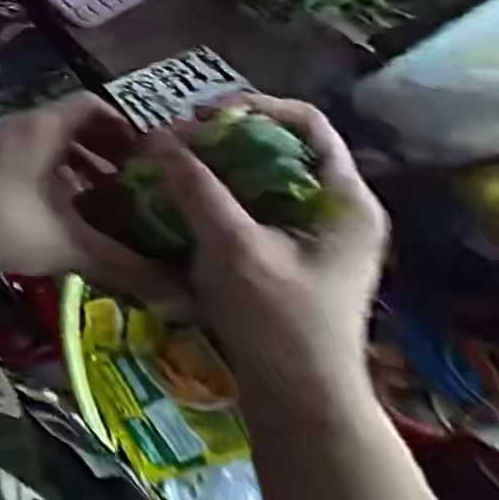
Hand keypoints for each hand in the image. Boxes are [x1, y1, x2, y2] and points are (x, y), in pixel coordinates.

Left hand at [0, 93, 174, 296]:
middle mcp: (20, 126)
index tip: (154, 157)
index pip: (93, 105)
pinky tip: (70, 211)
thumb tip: (181, 294)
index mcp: (42, 127)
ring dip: (83, 166)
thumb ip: (123, 264)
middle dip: (110, 151)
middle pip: (74, 125)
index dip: (127, 126)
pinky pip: (31, 157)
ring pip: (51, 144)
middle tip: (141, 184)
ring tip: (111, 202)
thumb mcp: (66, 242)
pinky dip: (56, 175)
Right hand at [156, 94, 387, 403]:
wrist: (297, 393)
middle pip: (275, 142)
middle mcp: (330, 204)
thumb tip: (155, 135)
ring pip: (255, 169)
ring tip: (164, 161)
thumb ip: (196, 188)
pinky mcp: (280, 243)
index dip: (252, 106)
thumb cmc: (278, 319)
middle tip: (171, 138)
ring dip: (208, 159)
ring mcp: (306, 226)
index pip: (307, 122)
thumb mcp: (234, 247)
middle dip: (218, 133)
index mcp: (343, 200)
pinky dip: (208, 185)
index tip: (200, 116)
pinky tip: (174, 192)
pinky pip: (243, 196)